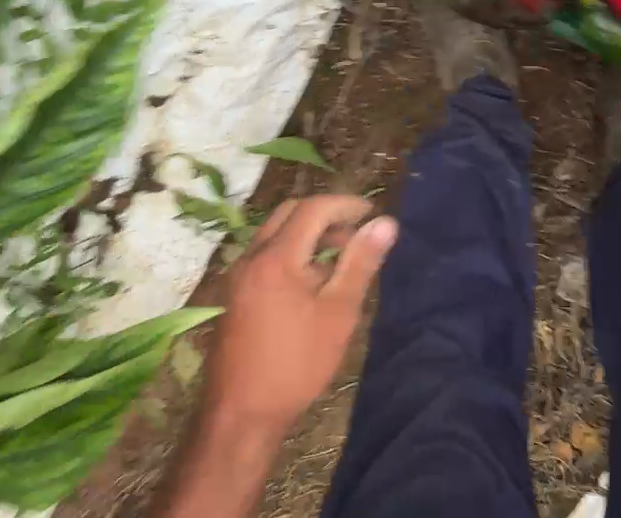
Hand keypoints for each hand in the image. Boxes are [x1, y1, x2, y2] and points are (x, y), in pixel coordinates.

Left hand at [198, 195, 398, 439]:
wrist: (240, 416)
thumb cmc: (296, 364)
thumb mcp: (338, 312)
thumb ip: (360, 262)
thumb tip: (385, 223)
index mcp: (276, 257)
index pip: (313, 208)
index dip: (346, 204)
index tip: (373, 214)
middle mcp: (252, 257)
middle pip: (290, 212)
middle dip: (326, 214)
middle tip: (356, 232)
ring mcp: (239, 276)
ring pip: (276, 232)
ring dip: (308, 232)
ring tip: (340, 258)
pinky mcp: (235, 294)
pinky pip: (266, 253)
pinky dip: (292, 250)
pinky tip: (312, 282)